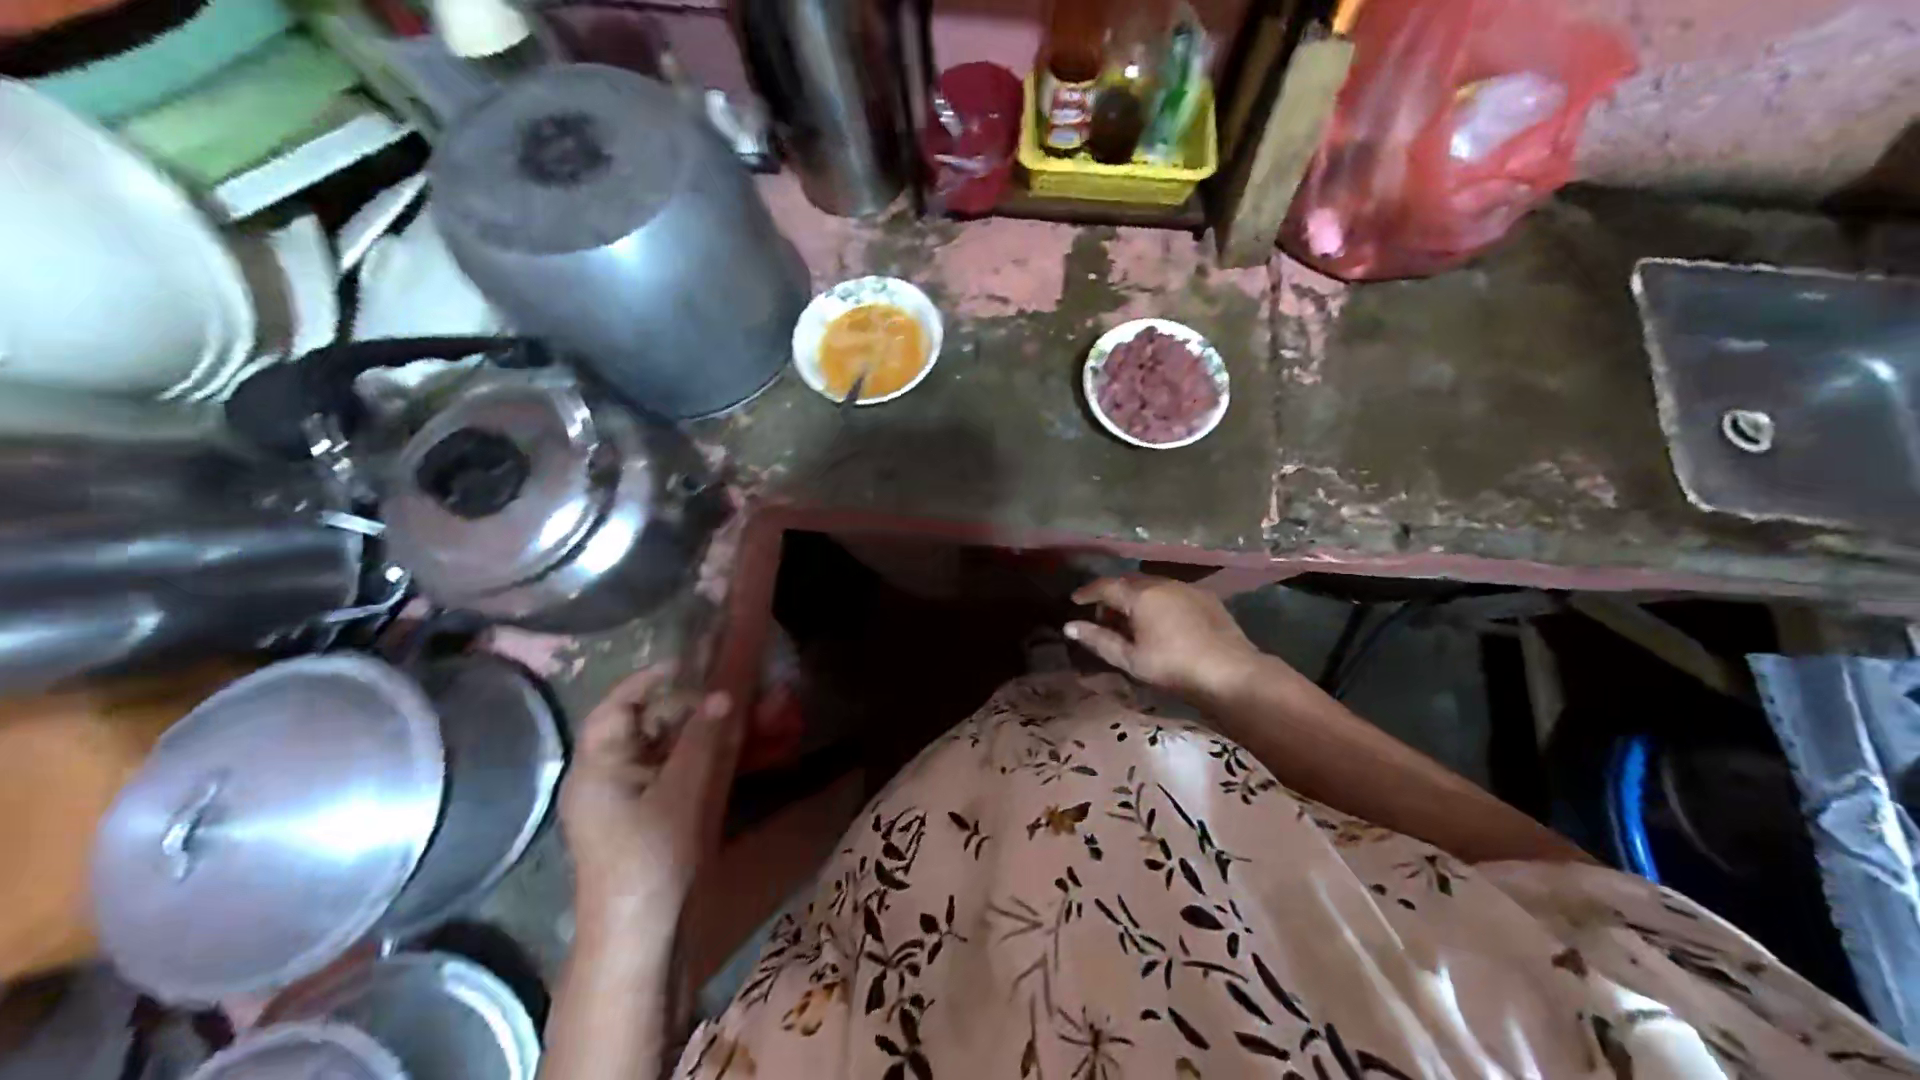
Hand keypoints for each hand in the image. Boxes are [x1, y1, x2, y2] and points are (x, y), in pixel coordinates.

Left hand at [560, 668, 742, 931]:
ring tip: (768, 714)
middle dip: (706, 706)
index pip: (619, 704)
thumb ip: (704, 740)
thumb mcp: (681, 796)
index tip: (698, 661)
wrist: (642, 943)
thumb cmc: (651, 862)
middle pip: (657, 723)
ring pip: (682, 747)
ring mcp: (639, 796)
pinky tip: (761, 749)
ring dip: (724, 731)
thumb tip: (724, 692)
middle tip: (747, 689)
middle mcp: (614, 774)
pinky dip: (723, 759)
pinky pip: (692, 773)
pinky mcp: (662, 814)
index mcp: (599, 765)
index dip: (656, 677)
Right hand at [1065, 576, 1266, 704]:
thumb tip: (1069, 626)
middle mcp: (1162, 583)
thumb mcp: (1130, 658)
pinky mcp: (1206, 597)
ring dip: (1136, 598)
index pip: (1105, 586)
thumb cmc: (1173, 667)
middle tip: (1103, 618)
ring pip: (1152, 585)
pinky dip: (1158, 601)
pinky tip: (1161, 622)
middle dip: (1111, 596)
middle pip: (1128, 582)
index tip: (1075, 600)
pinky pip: (1172, 592)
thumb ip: (1098, 639)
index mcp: (1139, 595)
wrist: (1230, 672)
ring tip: (1132, 622)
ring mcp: (1187, 587)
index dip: (1087, 593)